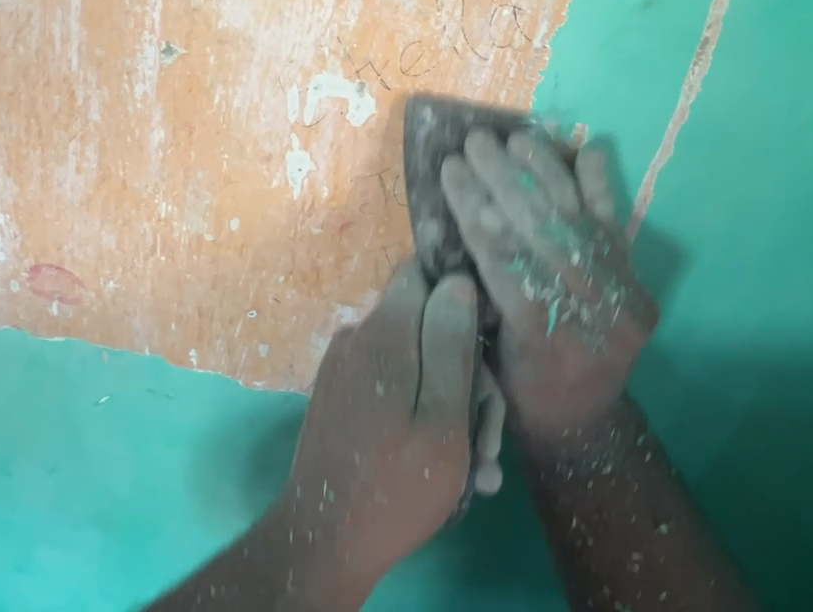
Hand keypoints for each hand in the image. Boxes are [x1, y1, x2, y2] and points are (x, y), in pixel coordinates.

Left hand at [276, 261, 480, 594]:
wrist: (324, 541)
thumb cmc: (396, 485)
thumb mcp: (443, 418)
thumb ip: (451, 344)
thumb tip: (458, 280)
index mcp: (384, 331)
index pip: (422, 271)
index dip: (460, 294)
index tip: (489, 340)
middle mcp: (359, 335)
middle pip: (427, 326)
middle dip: (467, 376)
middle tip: (487, 443)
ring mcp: (346, 366)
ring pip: (416, 362)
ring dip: (452, 408)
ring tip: (477, 471)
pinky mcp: (342, 394)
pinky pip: (394, 386)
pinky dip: (423, 415)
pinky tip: (450, 467)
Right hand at [439, 129, 657, 444]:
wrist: (584, 419)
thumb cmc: (515, 390)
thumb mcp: (479, 351)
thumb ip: (471, 292)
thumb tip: (447, 225)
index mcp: (540, 337)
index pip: (504, 257)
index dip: (475, 207)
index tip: (450, 168)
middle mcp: (589, 314)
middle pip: (543, 230)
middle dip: (505, 179)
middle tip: (476, 141)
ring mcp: (621, 297)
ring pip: (579, 220)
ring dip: (546, 172)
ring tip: (516, 137)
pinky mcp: (637, 284)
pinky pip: (618, 227)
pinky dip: (601, 186)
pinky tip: (586, 148)